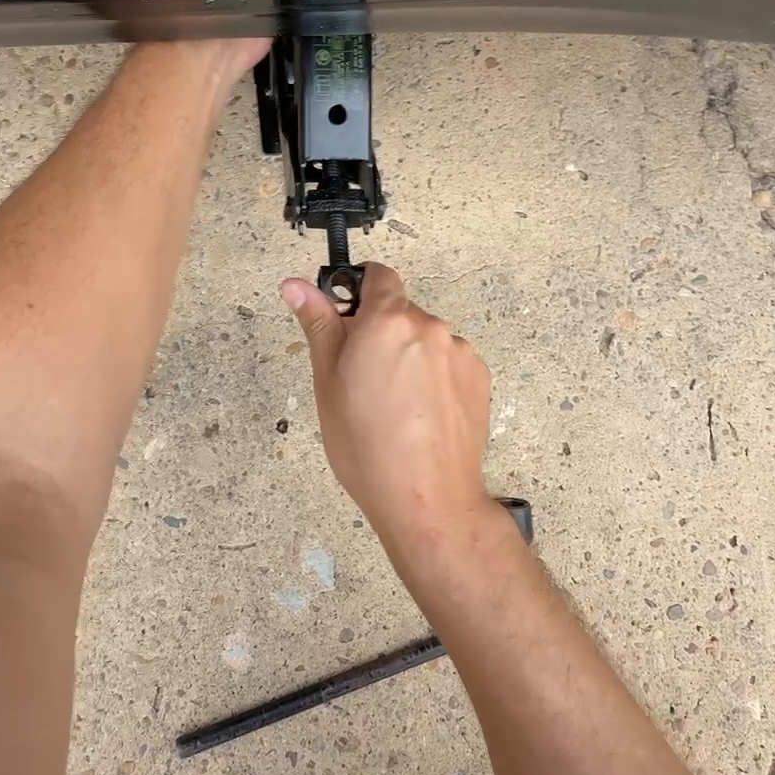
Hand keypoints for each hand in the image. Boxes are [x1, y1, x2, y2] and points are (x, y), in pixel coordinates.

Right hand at [281, 264, 494, 556]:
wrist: (426, 498)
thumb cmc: (368, 446)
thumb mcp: (327, 383)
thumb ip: (318, 324)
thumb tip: (296, 285)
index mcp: (387, 321)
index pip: (378, 275)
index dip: (359, 290)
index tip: (346, 317)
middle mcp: (429, 326)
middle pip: (399, 311)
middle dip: (380, 333)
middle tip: (361, 379)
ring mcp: (459, 352)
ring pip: (424, 339)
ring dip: (409, 356)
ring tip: (393, 404)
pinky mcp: (478, 377)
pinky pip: (448, 362)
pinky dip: (433, 377)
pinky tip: (420, 414)